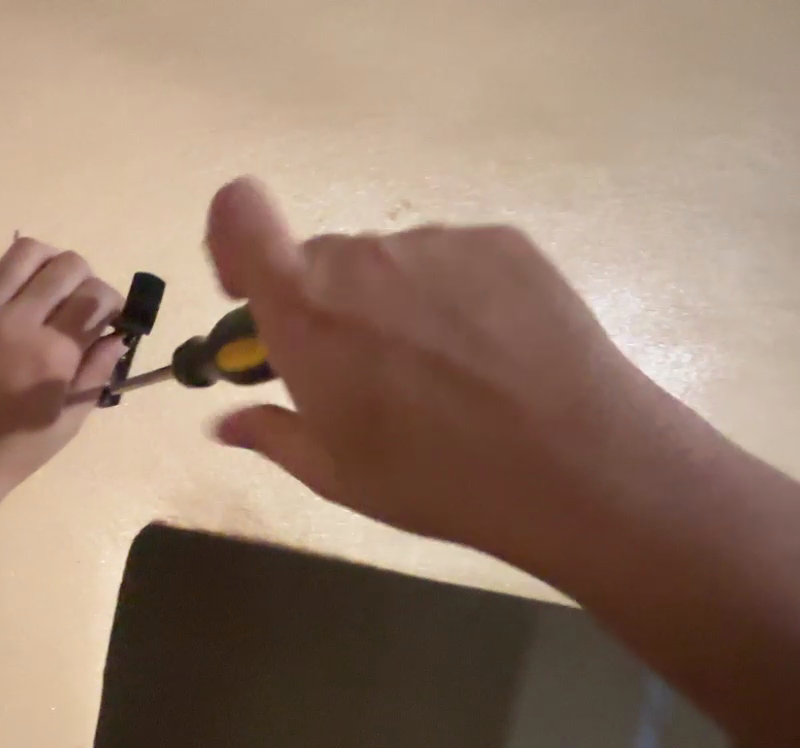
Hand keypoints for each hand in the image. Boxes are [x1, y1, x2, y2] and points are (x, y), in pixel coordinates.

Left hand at [0, 237, 126, 516]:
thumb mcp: (59, 429)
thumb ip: (92, 378)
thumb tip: (113, 338)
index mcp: (50, 356)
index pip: (94, 298)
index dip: (109, 300)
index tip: (104, 313)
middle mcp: (13, 320)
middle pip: (63, 265)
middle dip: (80, 277)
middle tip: (72, 300)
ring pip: (17, 254)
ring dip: (37, 268)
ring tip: (30, 292)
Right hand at [204, 177, 713, 572]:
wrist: (571, 462)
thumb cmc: (430, 478)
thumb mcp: (333, 474)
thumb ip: (271, 433)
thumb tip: (228, 422)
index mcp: (305, 311)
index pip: (239, 215)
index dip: (234, 243)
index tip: (250, 292)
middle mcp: (362, 258)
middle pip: (317, 259)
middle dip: (321, 306)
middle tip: (361, 373)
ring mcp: (436, 243)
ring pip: (385, 264)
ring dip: (388, 305)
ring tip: (438, 374)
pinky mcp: (501, 241)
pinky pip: (446, 260)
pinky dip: (446, 297)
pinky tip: (483, 354)